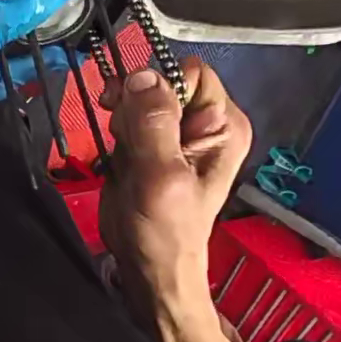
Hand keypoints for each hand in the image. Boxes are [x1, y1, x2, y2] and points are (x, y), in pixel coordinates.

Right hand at [99, 59, 252, 317]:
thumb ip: (153, 124)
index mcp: (223, 126)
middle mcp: (203, 123)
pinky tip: (120, 157)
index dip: (160, 88)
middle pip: (161, 84)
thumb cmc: (165, 230)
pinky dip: (117, 134)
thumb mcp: (162, 177)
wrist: (149, 267)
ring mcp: (175, 134)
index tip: (135, 114)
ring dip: (123, 123)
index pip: (191, 74)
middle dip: (136, 108)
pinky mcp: (149, 145)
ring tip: (128, 157)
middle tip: (129, 142)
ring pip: (139, 99)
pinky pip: (127, 118)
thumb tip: (141, 75)